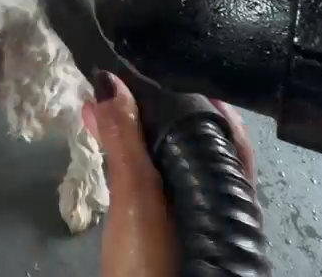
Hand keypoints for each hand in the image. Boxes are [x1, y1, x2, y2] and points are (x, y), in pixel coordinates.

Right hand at [83, 74, 257, 276]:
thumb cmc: (152, 266)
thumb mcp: (136, 199)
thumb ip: (125, 141)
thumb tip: (110, 83)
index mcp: (225, 197)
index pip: (224, 133)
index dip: (198, 97)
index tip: (161, 64)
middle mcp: (213, 206)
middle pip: (189, 143)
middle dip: (150, 109)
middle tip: (116, 80)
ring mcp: (187, 223)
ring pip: (165, 161)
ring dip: (132, 129)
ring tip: (96, 105)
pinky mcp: (162, 236)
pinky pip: (149, 180)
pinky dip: (126, 154)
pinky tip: (102, 144)